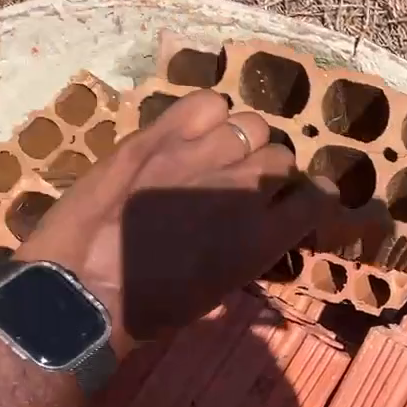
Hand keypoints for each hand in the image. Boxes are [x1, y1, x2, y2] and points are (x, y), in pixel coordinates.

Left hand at [13, 91, 346, 351]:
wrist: (87, 287)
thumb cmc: (159, 304)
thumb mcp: (226, 284)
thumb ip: (257, 246)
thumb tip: (268, 224)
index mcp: (265, 236)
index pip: (319, 196)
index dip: (314, 197)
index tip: (302, 201)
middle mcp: (244, 189)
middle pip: (282, 157)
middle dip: (271, 171)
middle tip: (245, 185)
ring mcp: (202, 156)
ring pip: (251, 125)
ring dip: (242, 141)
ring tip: (219, 155)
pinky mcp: (160, 136)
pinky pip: (207, 103)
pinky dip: (209, 114)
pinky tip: (195, 132)